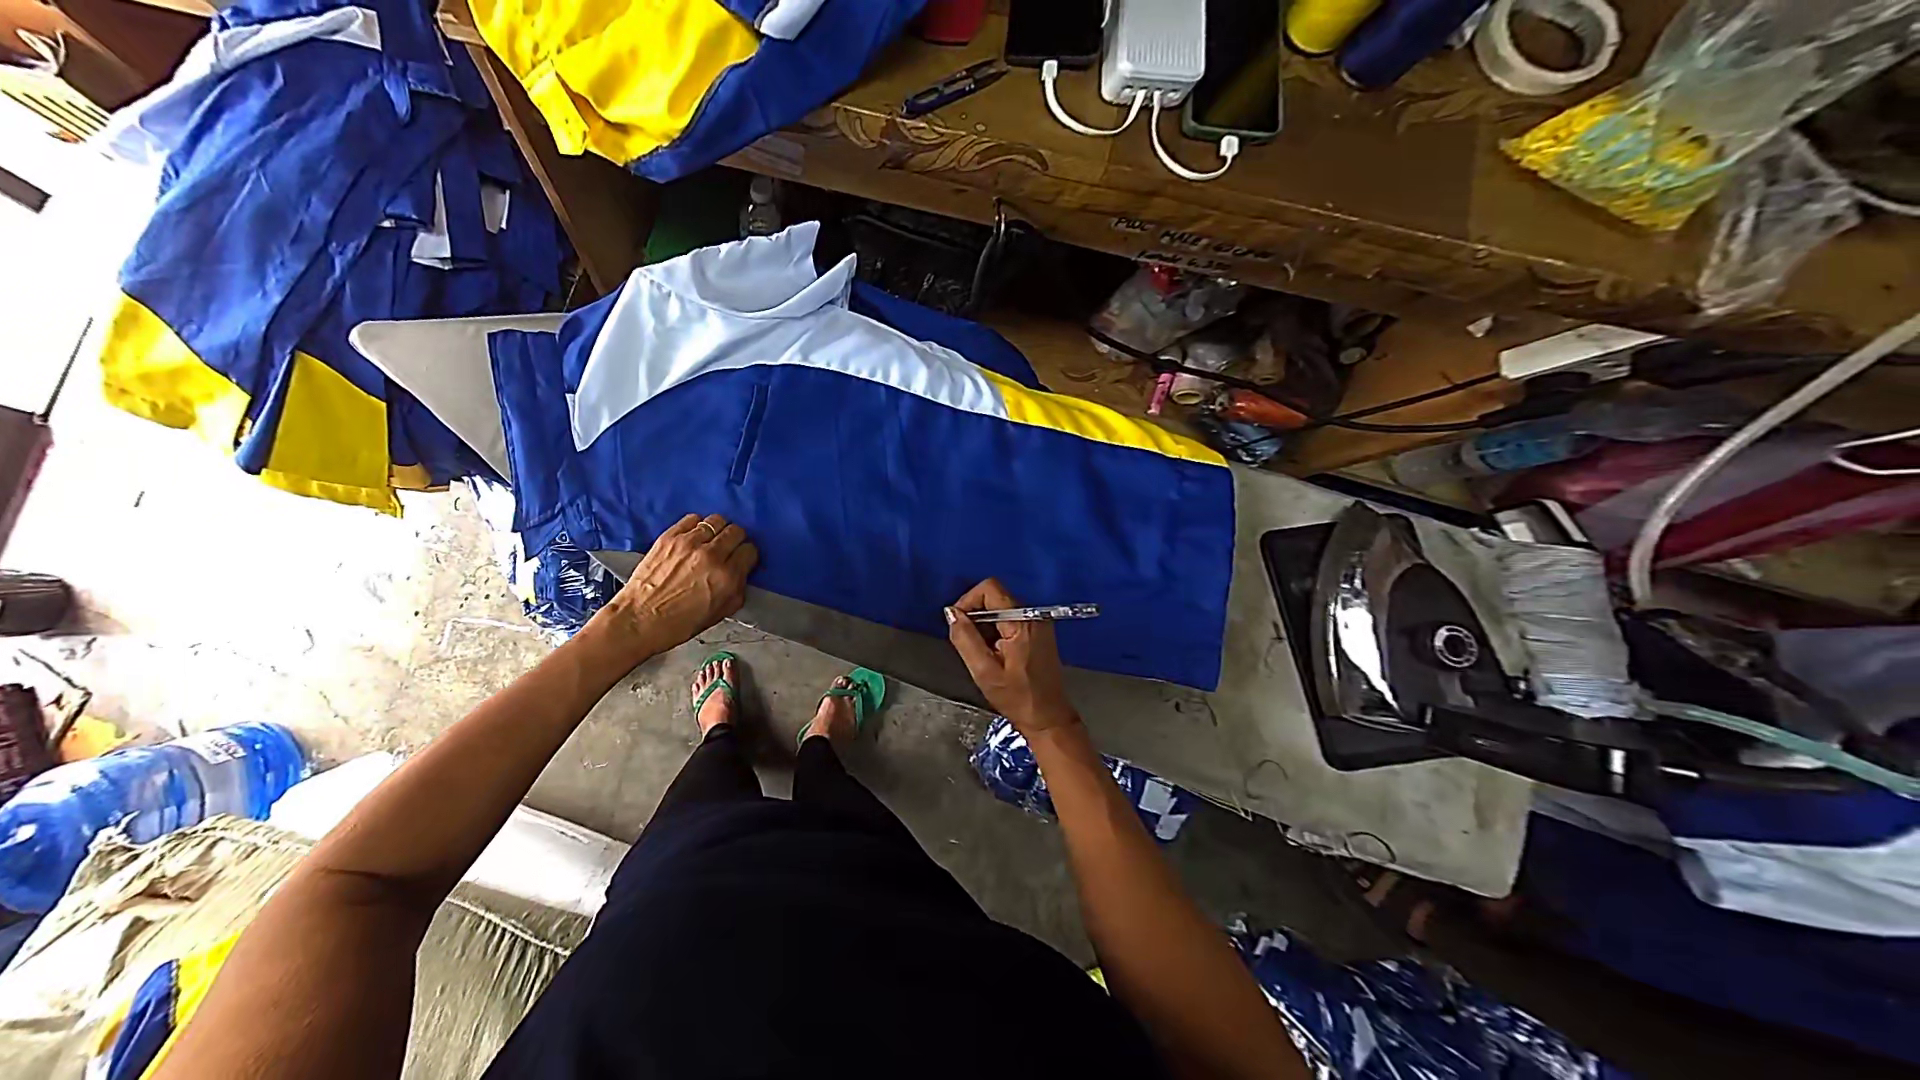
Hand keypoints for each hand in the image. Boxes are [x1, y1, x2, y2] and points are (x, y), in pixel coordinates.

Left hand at [597, 514, 757, 658]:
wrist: (640, 619)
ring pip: (716, 521)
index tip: (742, 560)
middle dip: (736, 540)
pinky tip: (694, 537)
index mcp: (727, 577)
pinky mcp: (669, 537)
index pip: (750, 551)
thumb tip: (742, 573)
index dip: (747, 556)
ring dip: (718, 530)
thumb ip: (738, 589)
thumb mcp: (721, 612)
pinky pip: (693, 519)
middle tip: (729, 549)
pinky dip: (697, 526)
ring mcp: (689, 543)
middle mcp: (711, 556)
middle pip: (736, 531)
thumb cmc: (679, 622)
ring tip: (712, 541)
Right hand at [946, 578, 1079, 736]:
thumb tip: (951, 613)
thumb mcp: (984, 670)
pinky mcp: (1038, 631)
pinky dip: (997, 630)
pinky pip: (1010, 619)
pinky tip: (996, 654)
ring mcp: (1038, 622)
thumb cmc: (1017, 697)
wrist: (1047, 717)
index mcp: (1022, 622)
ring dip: (986, 625)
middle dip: (976, 615)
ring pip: (1001, 607)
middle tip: (971, 644)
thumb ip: (965, 638)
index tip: (959, 625)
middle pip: (995, 596)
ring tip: (984, 653)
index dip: (968, 601)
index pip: (990, 588)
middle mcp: (1033, 615)